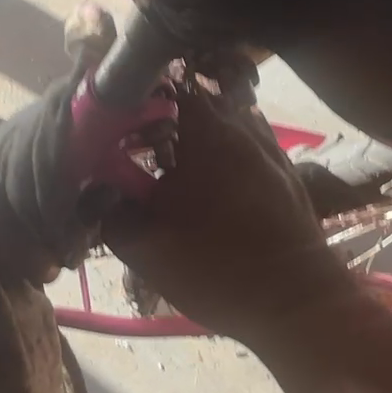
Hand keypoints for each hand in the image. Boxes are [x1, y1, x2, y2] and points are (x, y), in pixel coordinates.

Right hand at [104, 82, 356, 346]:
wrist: (297, 305)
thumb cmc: (216, 269)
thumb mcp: (145, 247)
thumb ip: (109, 211)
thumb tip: (94, 191)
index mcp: (207, 132)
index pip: (164, 86)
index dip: (134, 103)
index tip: (116, 130)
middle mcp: (242, 128)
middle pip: (194, 105)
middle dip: (163, 125)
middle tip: (140, 157)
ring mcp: (270, 151)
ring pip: (222, 128)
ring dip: (196, 144)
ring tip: (175, 177)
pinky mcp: (286, 177)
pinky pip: (245, 152)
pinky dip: (223, 162)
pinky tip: (211, 196)